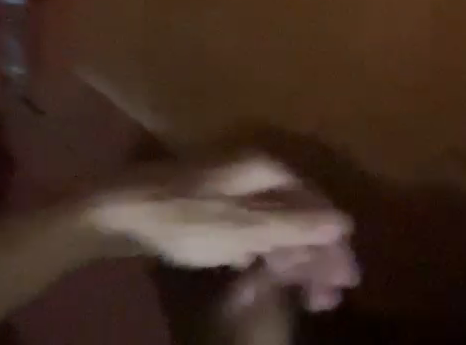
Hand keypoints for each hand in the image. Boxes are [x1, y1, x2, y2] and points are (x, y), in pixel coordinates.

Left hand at [82, 154, 358, 308]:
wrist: (119, 210)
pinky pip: (246, 224)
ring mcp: (225, 182)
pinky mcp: (206, 200)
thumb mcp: (242, 228)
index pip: (314, 203)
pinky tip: (256, 269)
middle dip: (314, 252)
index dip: (333, 243)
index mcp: (262, 168)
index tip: (346, 282)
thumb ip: (293, 224)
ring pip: (271, 218)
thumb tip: (343, 220)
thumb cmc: (184, 218)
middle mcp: (249, 168)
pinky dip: (259, 248)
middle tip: (327, 297)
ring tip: (301, 291)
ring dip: (289, 254)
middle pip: (295, 209)